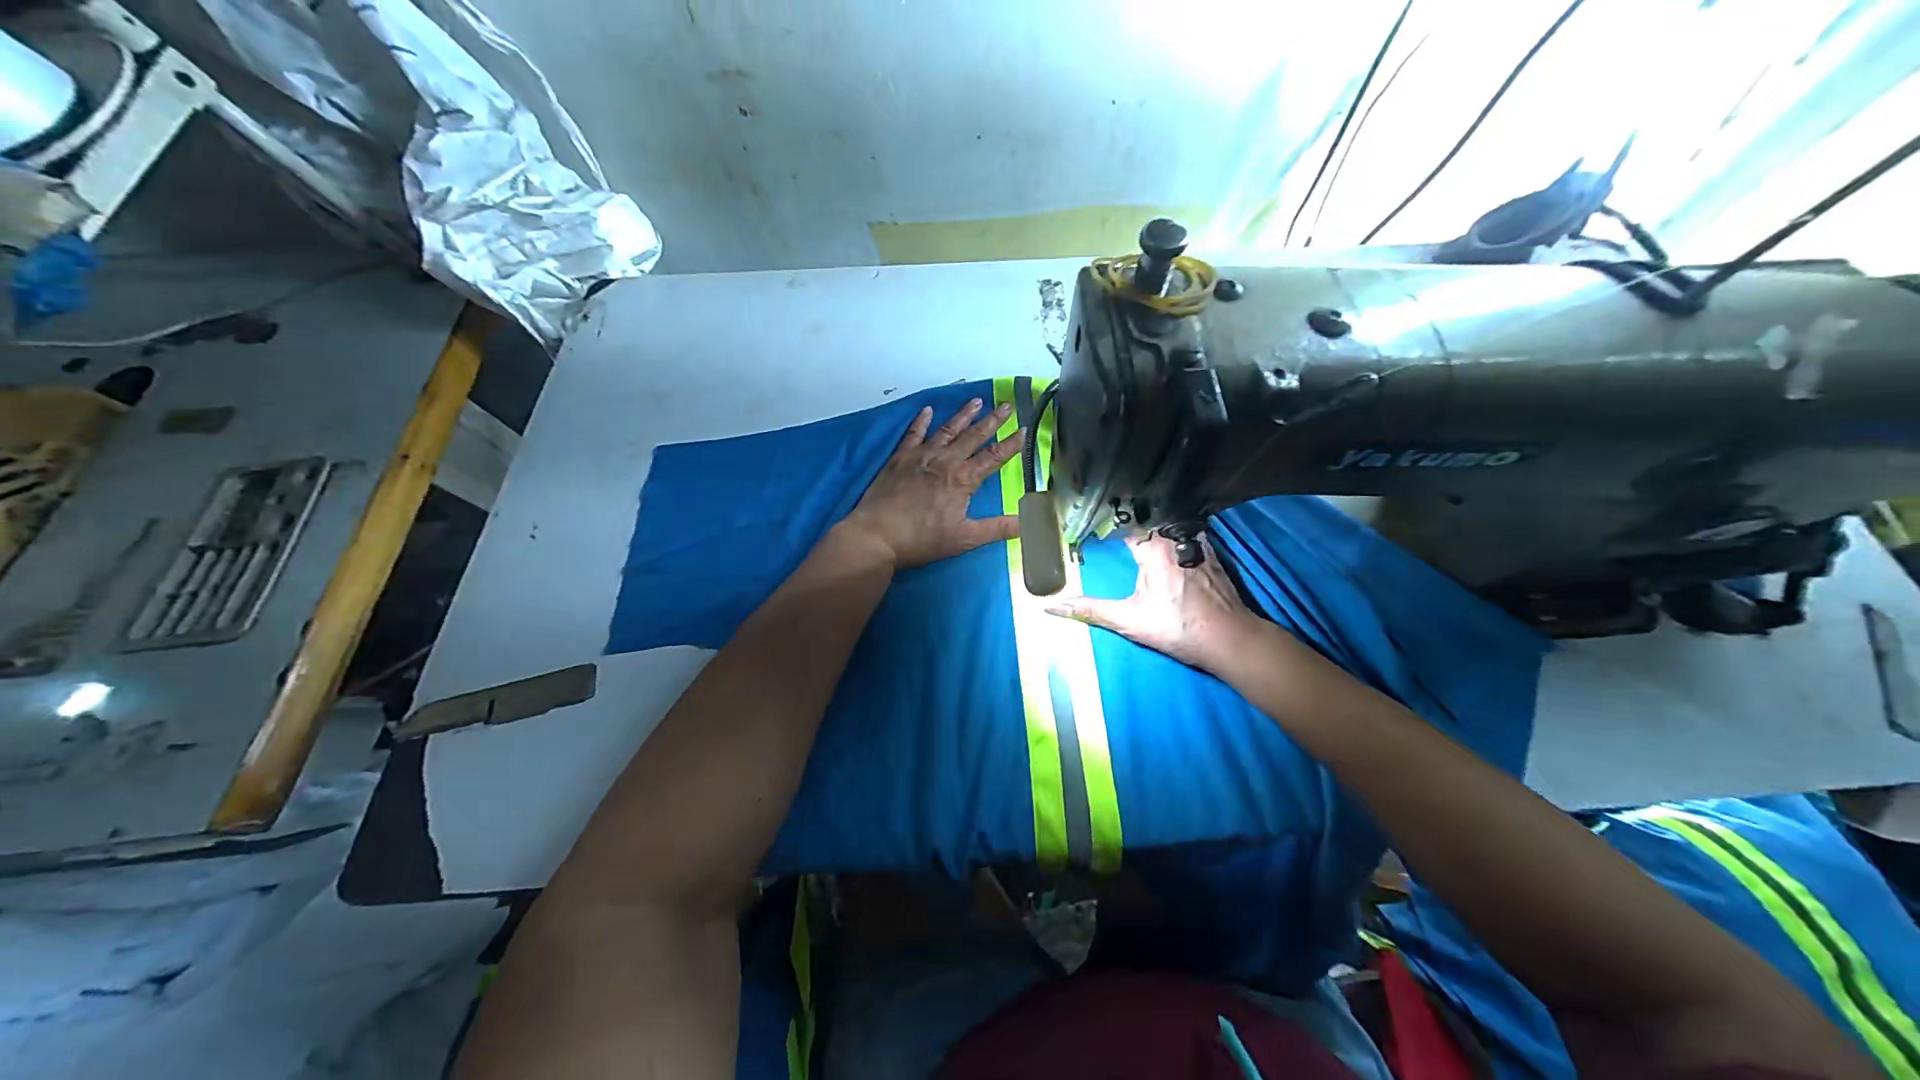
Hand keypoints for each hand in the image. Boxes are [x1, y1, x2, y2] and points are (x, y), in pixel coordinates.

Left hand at [836, 398, 1024, 568]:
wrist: (878, 534)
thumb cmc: (922, 539)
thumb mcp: (965, 538)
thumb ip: (997, 529)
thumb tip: (1026, 524)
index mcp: (963, 479)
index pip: (993, 457)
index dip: (1011, 444)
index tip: (1024, 430)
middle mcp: (945, 461)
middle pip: (974, 436)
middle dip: (993, 420)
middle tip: (1007, 405)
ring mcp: (921, 456)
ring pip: (947, 430)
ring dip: (963, 415)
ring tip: (976, 401)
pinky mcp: (899, 458)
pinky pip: (913, 433)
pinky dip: (921, 421)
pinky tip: (927, 410)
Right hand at [1046, 531, 1273, 673]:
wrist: (1230, 638)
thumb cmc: (1178, 628)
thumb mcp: (1129, 621)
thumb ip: (1091, 610)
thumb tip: (1053, 608)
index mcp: (1154, 548)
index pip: (1125, 522)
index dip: (1108, 522)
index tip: (1092, 523)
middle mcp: (1177, 538)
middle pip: (1149, 520)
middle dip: (1131, 520)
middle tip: (1110, 523)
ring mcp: (1198, 545)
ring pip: (1171, 525)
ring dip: (1155, 526)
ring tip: (1136, 529)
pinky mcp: (1212, 555)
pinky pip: (1188, 535)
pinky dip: (1174, 535)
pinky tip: (1167, 546)